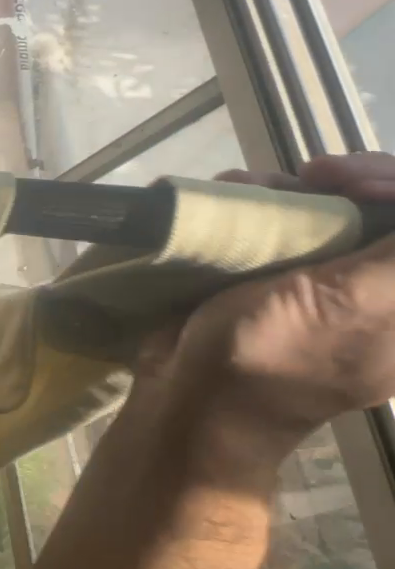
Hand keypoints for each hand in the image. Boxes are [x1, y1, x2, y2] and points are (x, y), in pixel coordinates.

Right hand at [150, 153, 394, 451]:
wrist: (194, 394)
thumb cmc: (275, 351)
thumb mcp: (356, 301)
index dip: (391, 184)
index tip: (346, 180)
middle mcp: (382, 287)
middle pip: (384, 209)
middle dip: (350, 180)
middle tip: (306, 173)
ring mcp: (328, 283)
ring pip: (333, 212)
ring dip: (291, 190)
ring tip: (242, 188)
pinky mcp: (275, 283)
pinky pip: (283, 231)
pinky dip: (257, 209)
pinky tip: (227, 202)